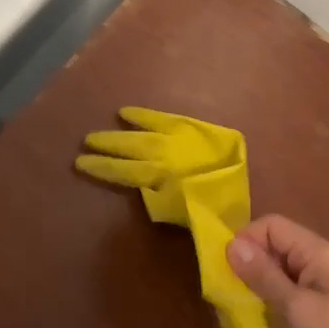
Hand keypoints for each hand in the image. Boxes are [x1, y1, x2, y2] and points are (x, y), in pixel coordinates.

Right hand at [76, 107, 245, 225]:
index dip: (102, 167)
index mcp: (164, 179)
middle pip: (131, 147)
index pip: (125, 171)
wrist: (248, 197)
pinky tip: (128, 112)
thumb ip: (162, 200)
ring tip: (100, 131)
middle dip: (107, 146)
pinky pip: (164, 118)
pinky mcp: (193, 128)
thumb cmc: (218, 214)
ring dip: (121, 132)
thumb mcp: (185, 215)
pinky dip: (145, 115)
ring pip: (143, 133)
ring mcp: (180, 138)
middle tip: (85, 142)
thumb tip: (143, 187)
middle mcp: (168, 155)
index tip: (80, 162)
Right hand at [226, 214, 328, 327]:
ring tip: (257, 308)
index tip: (231, 270)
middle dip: (255, 263)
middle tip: (239, 292)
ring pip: (287, 267)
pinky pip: (299, 286)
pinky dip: (282, 297)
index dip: (247, 240)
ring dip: (267, 283)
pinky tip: (280, 320)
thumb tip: (231, 244)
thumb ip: (263, 275)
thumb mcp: (296, 309)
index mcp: (321, 252)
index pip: (272, 225)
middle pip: (279, 244)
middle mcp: (328, 258)